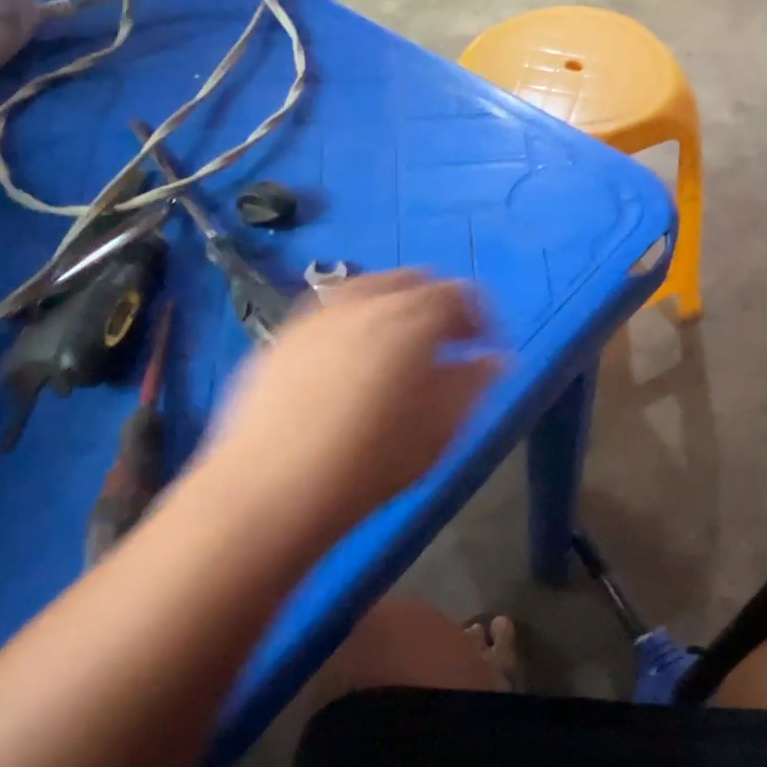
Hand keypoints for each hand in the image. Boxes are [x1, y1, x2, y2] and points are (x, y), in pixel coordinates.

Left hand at [189, 270, 500, 538]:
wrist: (274, 485)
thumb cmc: (372, 461)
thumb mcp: (440, 428)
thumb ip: (473, 384)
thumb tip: (493, 359)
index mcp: (413, 318)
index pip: (460, 294)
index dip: (482, 317)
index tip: (487, 348)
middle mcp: (366, 301)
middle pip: (415, 280)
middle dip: (439, 305)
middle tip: (449, 345)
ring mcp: (318, 314)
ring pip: (369, 289)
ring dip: (396, 308)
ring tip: (401, 352)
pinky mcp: (283, 336)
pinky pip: (331, 313)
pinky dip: (355, 323)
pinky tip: (353, 365)